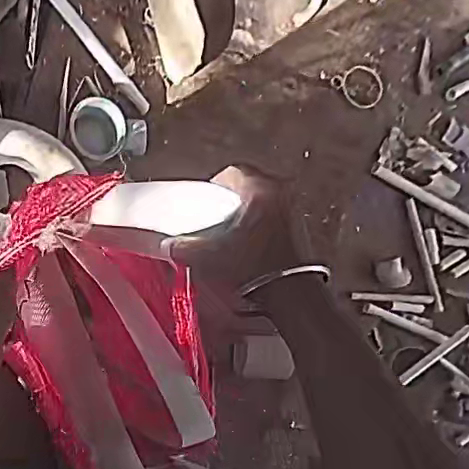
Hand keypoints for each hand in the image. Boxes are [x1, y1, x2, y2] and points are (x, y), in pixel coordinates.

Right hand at [170, 165, 305, 298]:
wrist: (289, 295)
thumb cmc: (256, 271)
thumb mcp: (209, 256)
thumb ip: (183, 247)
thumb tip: (169, 245)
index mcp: (260, 190)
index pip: (232, 173)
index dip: (213, 186)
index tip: (205, 199)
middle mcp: (281, 194)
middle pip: (249, 185)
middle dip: (230, 200)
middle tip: (215, 215)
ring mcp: (294, 211)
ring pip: (263, 201)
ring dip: (246, 212)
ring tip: (230, 232)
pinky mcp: (300, 229)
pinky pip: (275, 216)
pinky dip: (261, 225)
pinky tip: (248, 245)